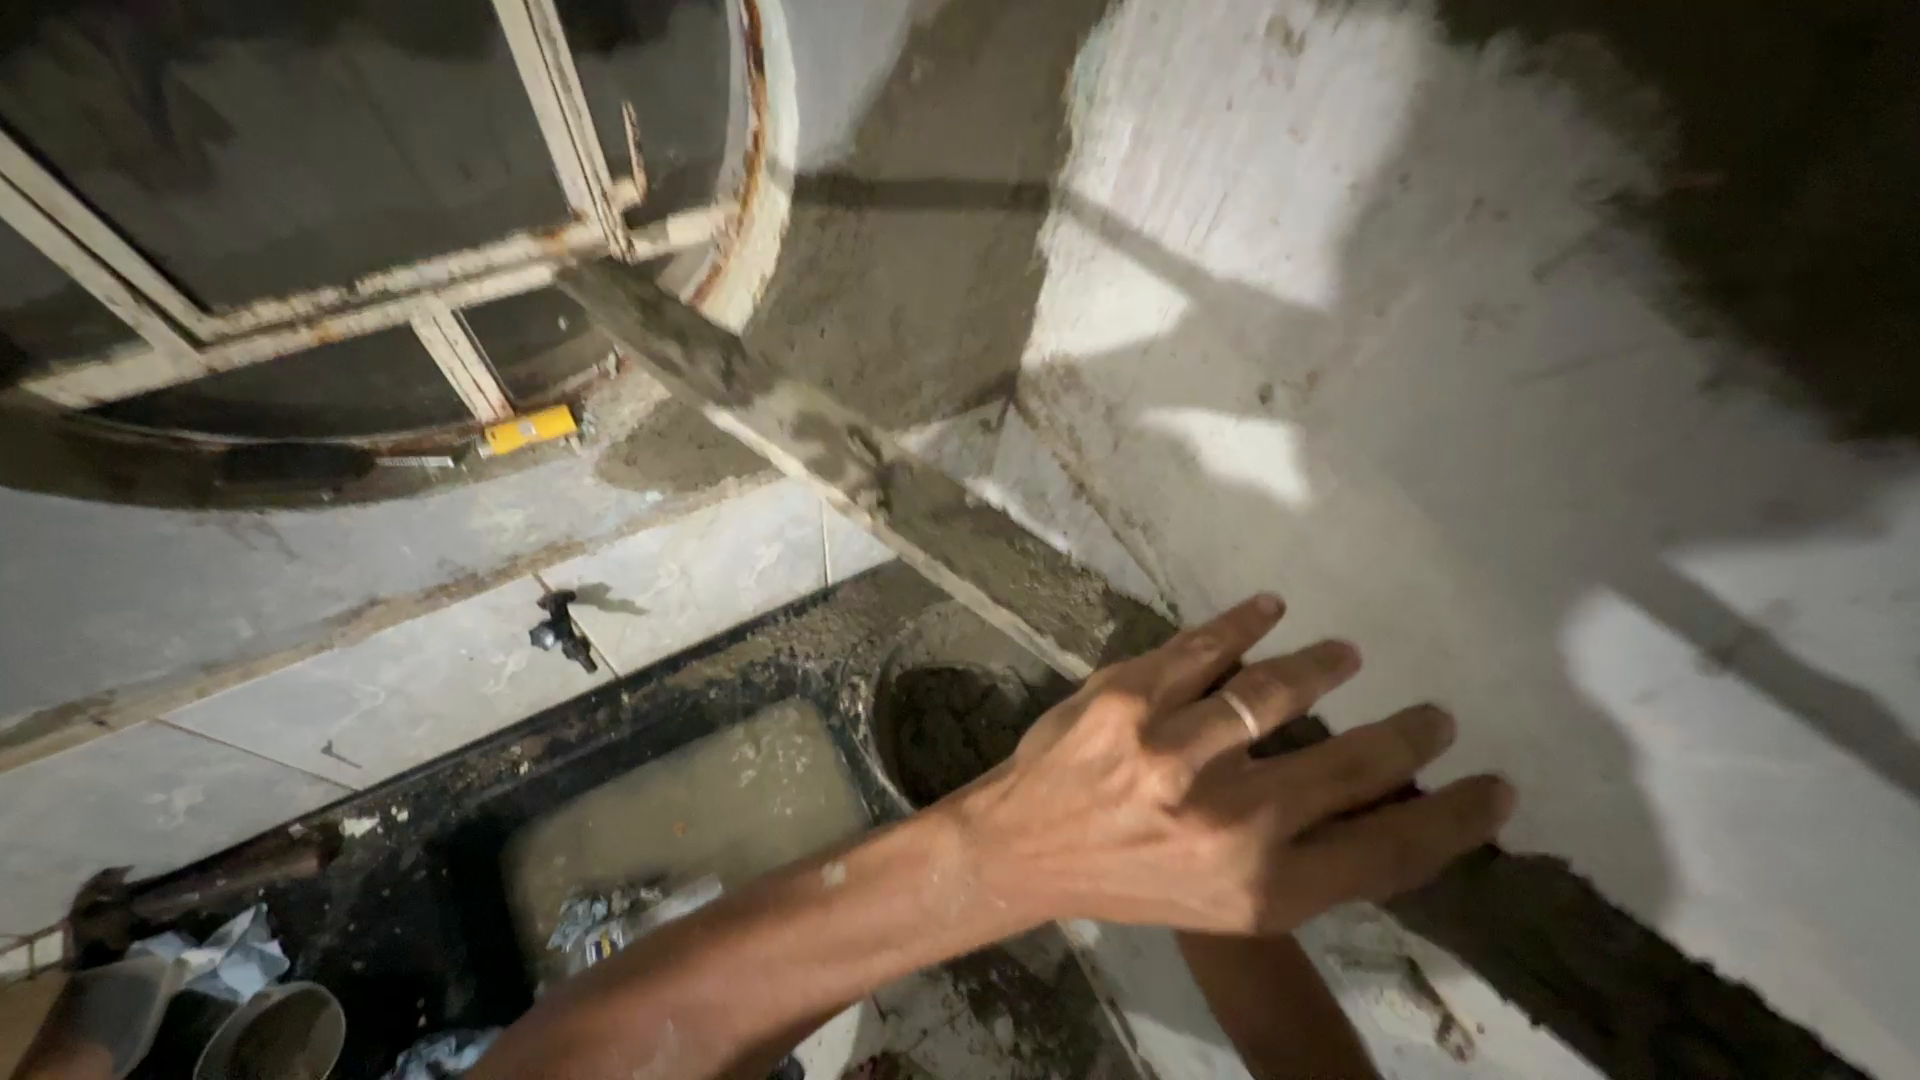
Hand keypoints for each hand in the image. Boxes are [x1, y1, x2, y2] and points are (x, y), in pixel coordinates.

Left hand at [947, 593, 1514, 933]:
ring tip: (1344, 657)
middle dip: (1405, 735)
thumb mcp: (1222, 900)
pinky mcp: (1126, 696)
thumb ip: (1299, 857)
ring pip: (1276, 689)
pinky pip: (1203, 646)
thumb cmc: (1127, 878)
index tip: (1495, 787)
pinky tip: (1270, 608)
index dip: (1456, 819)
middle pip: (1348, 765)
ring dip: (1320, 666)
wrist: (1022, 848)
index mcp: (1259, 888)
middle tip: (1433, 715)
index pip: (1389, 852)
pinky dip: (1244, 621)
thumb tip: (1379, 799)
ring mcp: (1171, 750)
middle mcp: (1226, 820)